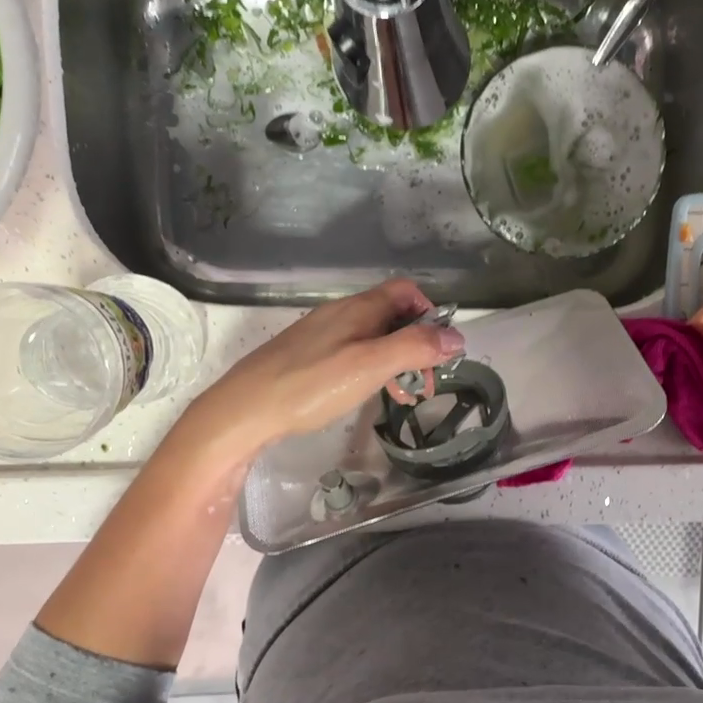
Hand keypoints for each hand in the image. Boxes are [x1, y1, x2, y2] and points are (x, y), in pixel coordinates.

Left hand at [181, 278, 463, 455]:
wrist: (245, 410)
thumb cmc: (311, 385)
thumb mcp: (371, 365)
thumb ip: (415, 348)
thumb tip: (457, 336)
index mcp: (358, 309)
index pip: (406, 292)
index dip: (430, 314)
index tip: (439, 352)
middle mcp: (340, 314)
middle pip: (392, 315)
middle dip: (417, 345)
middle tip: (423, 384)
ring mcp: (321, 335)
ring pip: (372, 337)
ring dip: (395, 361)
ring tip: (401, 396)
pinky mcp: (307, 357)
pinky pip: (352, 353)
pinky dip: (371, 370)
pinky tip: (365, 394)